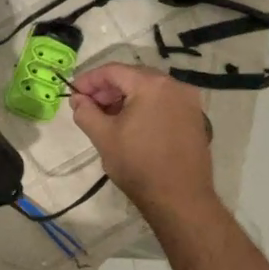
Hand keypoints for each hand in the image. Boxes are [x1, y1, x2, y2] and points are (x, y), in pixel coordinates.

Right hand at [69, 63, 216, 217]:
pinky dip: (144, 106)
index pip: (113, 71)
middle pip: (133, 76)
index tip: (73, 93)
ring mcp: (189, 102)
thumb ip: (85, 112)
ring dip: (125, 98)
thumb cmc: (138, 164)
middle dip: (107, 88)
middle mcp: (175, 86)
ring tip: (106, 116)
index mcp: (152, 85)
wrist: (180, 199)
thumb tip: (78, 99)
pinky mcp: (195, 118)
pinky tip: (130, 125)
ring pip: (149, 89)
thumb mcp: (102, 136)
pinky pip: (163, 102)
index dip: (89, 79)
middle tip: (88, 105)